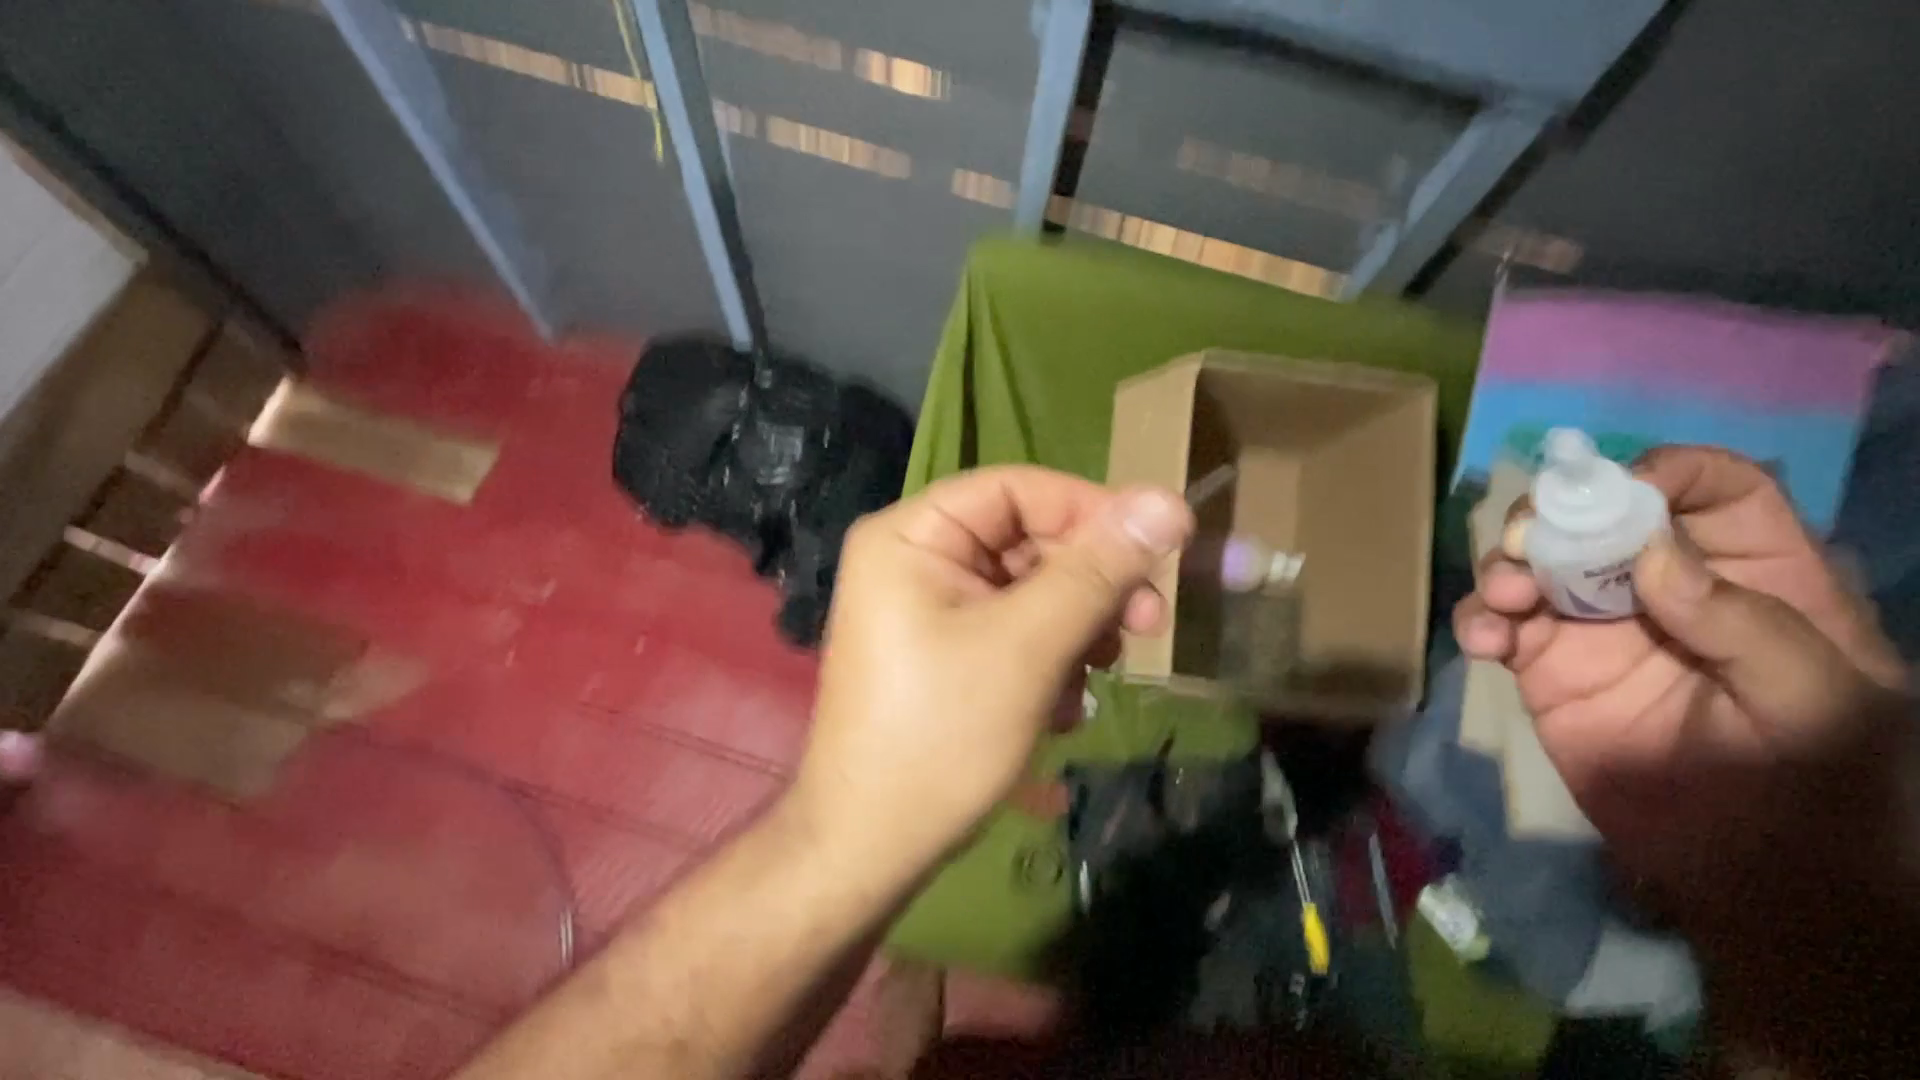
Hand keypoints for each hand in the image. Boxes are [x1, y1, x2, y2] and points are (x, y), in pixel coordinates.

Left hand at [792, 466, 1192, 872]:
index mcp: (911, 536)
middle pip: (1028, 543)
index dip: (1096, 511)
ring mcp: (927, 611)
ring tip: (1093, 681)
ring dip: (1076, 631)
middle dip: (1091, 585)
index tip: (1168, 543)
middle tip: (1150, 624)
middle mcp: (914, 561)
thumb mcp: (1029, 645)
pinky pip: (1013, 634)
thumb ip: (1098, 570)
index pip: (1019, 490)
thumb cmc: (942, 736)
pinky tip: (1059, 711)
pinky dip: (1048, 662)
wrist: (870, 849)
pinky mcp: (943, 656)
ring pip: (1030, 593)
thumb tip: (1169, 500)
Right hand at [1454, 446, 1911, 926]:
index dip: (1665, 474)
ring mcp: (1595, 627)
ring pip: (1535, 563)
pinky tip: (1485, 642)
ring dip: (1505, 567)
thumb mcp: (1819, 704)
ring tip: (1505, 601)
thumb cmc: (1815, 787)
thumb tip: (1650, 553)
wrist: (1745, 880)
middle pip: (1601, 516)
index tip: (1612, 495)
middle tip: (1527, 545)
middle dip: (1555, 517)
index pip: (1715, 491)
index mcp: (1755, 579)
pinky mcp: (1542, 668)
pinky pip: (1497, 624)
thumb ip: (1747, 622)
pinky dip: (1479, 621)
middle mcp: (1664, 589)